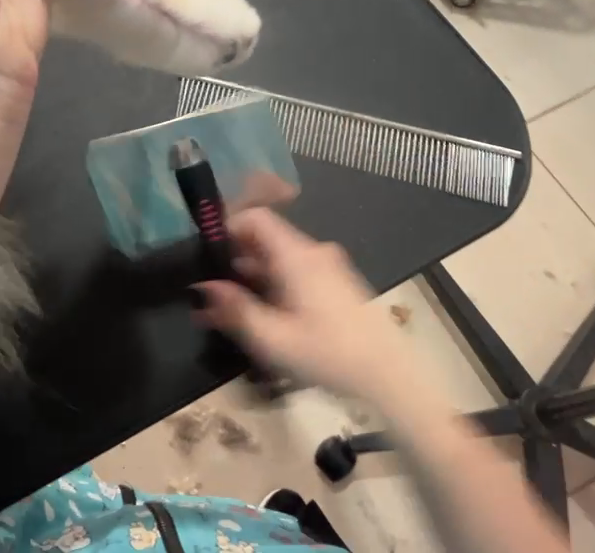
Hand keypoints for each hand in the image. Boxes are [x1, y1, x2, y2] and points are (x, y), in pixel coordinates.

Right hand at [193, 208, 407, 399]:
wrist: (391, 376)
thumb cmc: (329, 354)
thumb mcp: (273, 338)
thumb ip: (235, 309)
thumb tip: (203, 286)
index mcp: (297, 255)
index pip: (256, 217)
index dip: (228, 227)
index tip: (207, 252)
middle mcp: (313, 252)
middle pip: (267, 237)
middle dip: (236, 258)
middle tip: (214, 288)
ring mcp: (329, 267)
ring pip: (281, 257)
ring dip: (255, 274)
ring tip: (234, 306)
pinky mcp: (338, 284)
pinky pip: (297, 270)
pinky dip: (276, 282)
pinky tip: (268, 315)